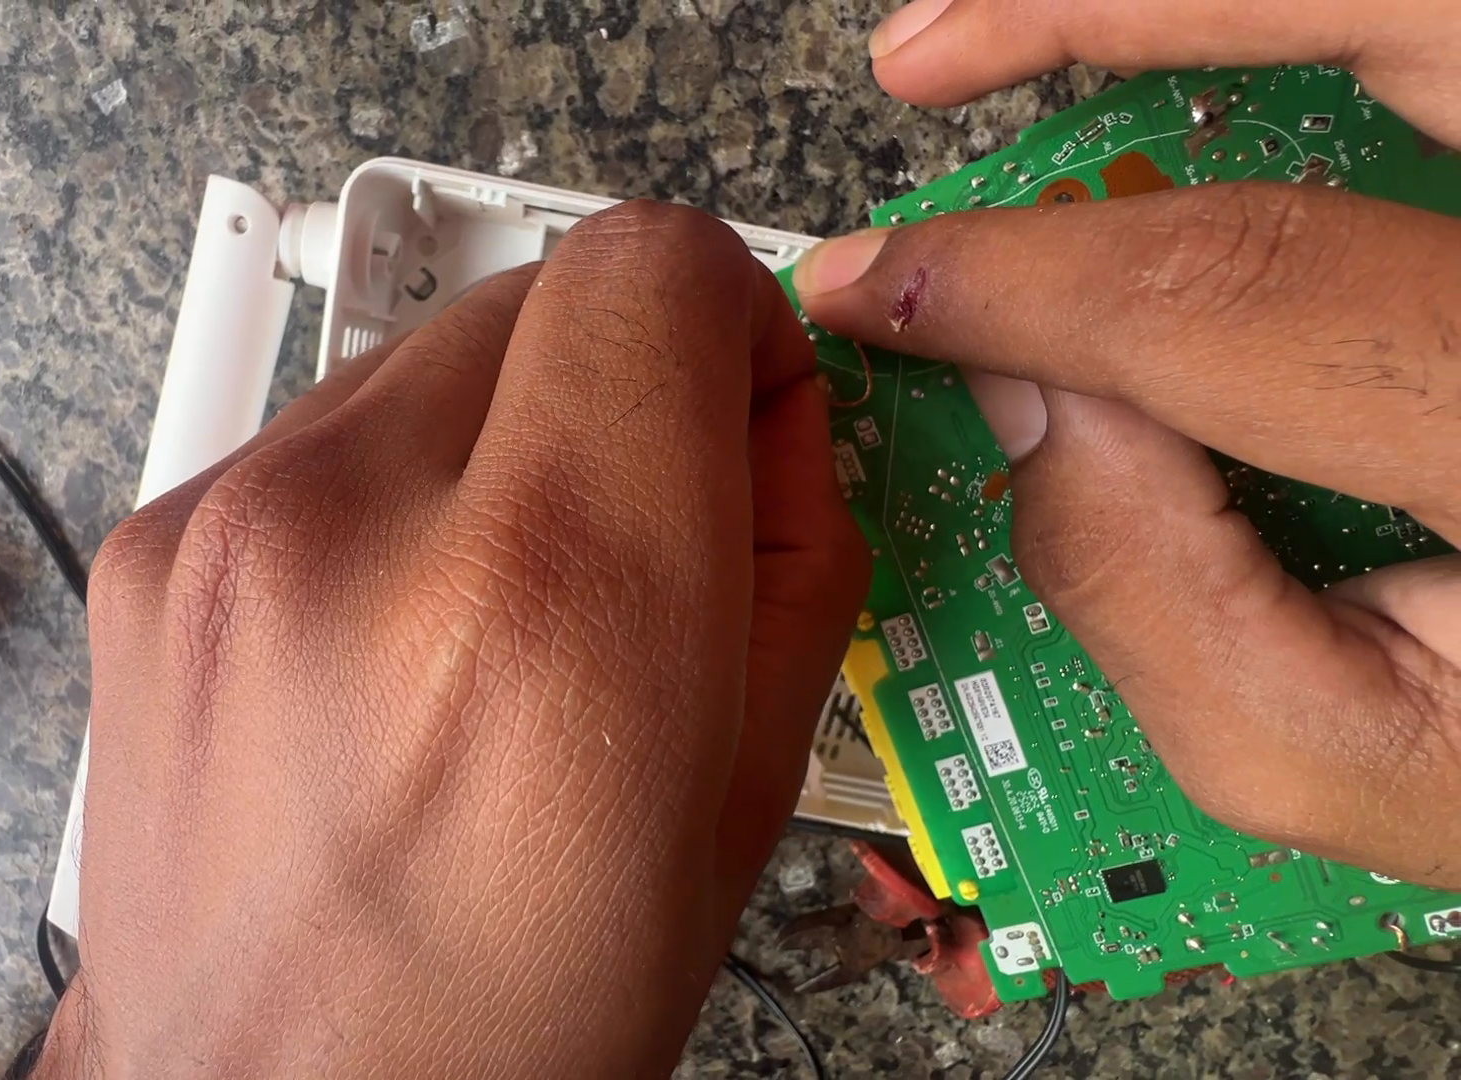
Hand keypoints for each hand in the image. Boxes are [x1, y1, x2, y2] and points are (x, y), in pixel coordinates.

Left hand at [37, 204, 869, 1077]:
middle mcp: (354, 536)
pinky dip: (401, 484)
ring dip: (500, 435)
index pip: (645, 274)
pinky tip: (393, 614)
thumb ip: (786, 542)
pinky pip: (331, 429)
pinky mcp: (156, 547)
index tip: (724, 385)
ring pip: (431, 353)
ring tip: (491, 593)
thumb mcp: (742, 781)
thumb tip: (760, 401)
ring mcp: (222, 532)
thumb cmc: (518, 992)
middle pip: (535, 294)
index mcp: (549, 608)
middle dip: (615, 376)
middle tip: (622, 507)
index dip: (716, 310)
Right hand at [797, 0, 1460, 886]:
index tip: (856, 284)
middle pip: (1401, 10)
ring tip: (983, 30)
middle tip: (918, 53)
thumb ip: (1132, 582)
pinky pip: (1421, 60)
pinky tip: (1155, 52)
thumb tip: (1020, 397)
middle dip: (1102, 9)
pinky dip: (1274, 34)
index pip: (1227, 291)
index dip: (1005, 278)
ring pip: (1418, 0)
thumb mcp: (1312, 747)